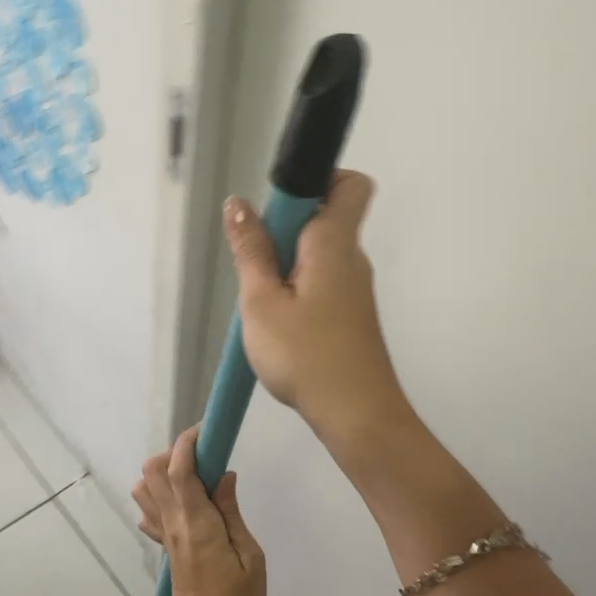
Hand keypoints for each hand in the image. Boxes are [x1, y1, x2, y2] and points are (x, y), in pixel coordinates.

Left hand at [132, 427, 265, 595]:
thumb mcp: (251, 557)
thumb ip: (232, 513)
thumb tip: (223, 476)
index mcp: (196, 524)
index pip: (179, 470)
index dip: (187, 444)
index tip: (205, 431)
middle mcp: (172, 524)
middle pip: (152, 471)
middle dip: (174, 453)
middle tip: (205, 457)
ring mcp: (164, 535)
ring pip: (144, 488)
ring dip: (163, 472)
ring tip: (194, 478)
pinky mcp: (164, 546)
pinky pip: (148, 511)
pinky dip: (159, 496)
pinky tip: (184, 503)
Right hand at [224, 170, 407, 434]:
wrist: (357, 414)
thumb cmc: (304, 355)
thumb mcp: (261, 302)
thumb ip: (250, 251)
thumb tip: (239, 203)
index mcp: (334, 243)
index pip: (348, 183)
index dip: (315, 181)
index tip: (275, 211)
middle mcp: (351, 258)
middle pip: (324, 218)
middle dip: (285, 230)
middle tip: (257, 266)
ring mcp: (354, 288)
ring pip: (317, 255)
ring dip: (286, 266)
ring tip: (263, 304)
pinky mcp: (351, 314)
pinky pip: (321, 283)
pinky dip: (297, 291)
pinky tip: (279, 326)